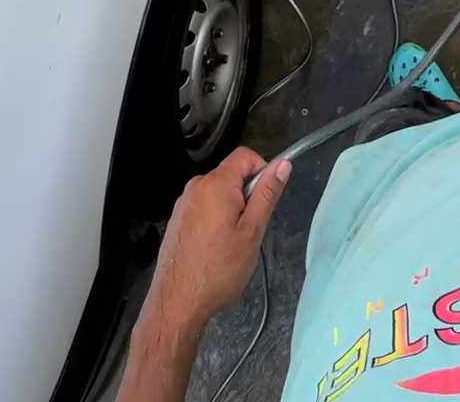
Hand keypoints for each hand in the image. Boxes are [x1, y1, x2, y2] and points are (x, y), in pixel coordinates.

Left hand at [143, 148, 291, 334]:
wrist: (176, 303)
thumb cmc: (219, 269)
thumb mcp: (252, 232)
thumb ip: (267, 194)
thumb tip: (282, 164)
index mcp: (216, 184)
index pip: (245, 155)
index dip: (262, 170)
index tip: (265, 201)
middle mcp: (196, 186)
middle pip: (231, 175)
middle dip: (246, 196)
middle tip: (249, 231)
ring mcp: (183, 203)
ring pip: (218, 193)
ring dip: (231, 210)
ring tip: (231, 245)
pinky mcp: (177, 220)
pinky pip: (204, 207)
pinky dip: (215, 220)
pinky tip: (213, 250)